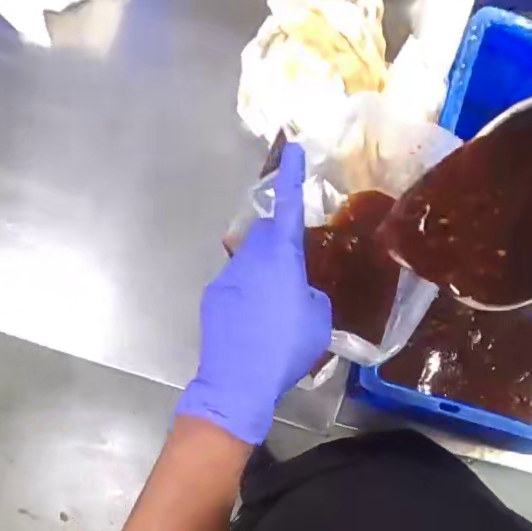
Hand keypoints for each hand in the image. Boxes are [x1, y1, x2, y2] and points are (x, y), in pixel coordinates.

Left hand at [176, 143, 331, 444]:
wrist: (237, 380)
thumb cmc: (286, 348)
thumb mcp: (319, 322)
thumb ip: (312, 296)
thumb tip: (301, 293)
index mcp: (280, 257)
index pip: (287, 207)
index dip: (292, 178)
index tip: (292, 150)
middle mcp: (249, 258)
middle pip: (264, 236)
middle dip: (278, 244)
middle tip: (293, 273)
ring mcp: (226, 278)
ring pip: (249, 264)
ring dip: (264, 277)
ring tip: (276, 312)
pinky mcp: (212, 299)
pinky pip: (236, 288)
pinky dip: (248, 298)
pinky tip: (256, 327)